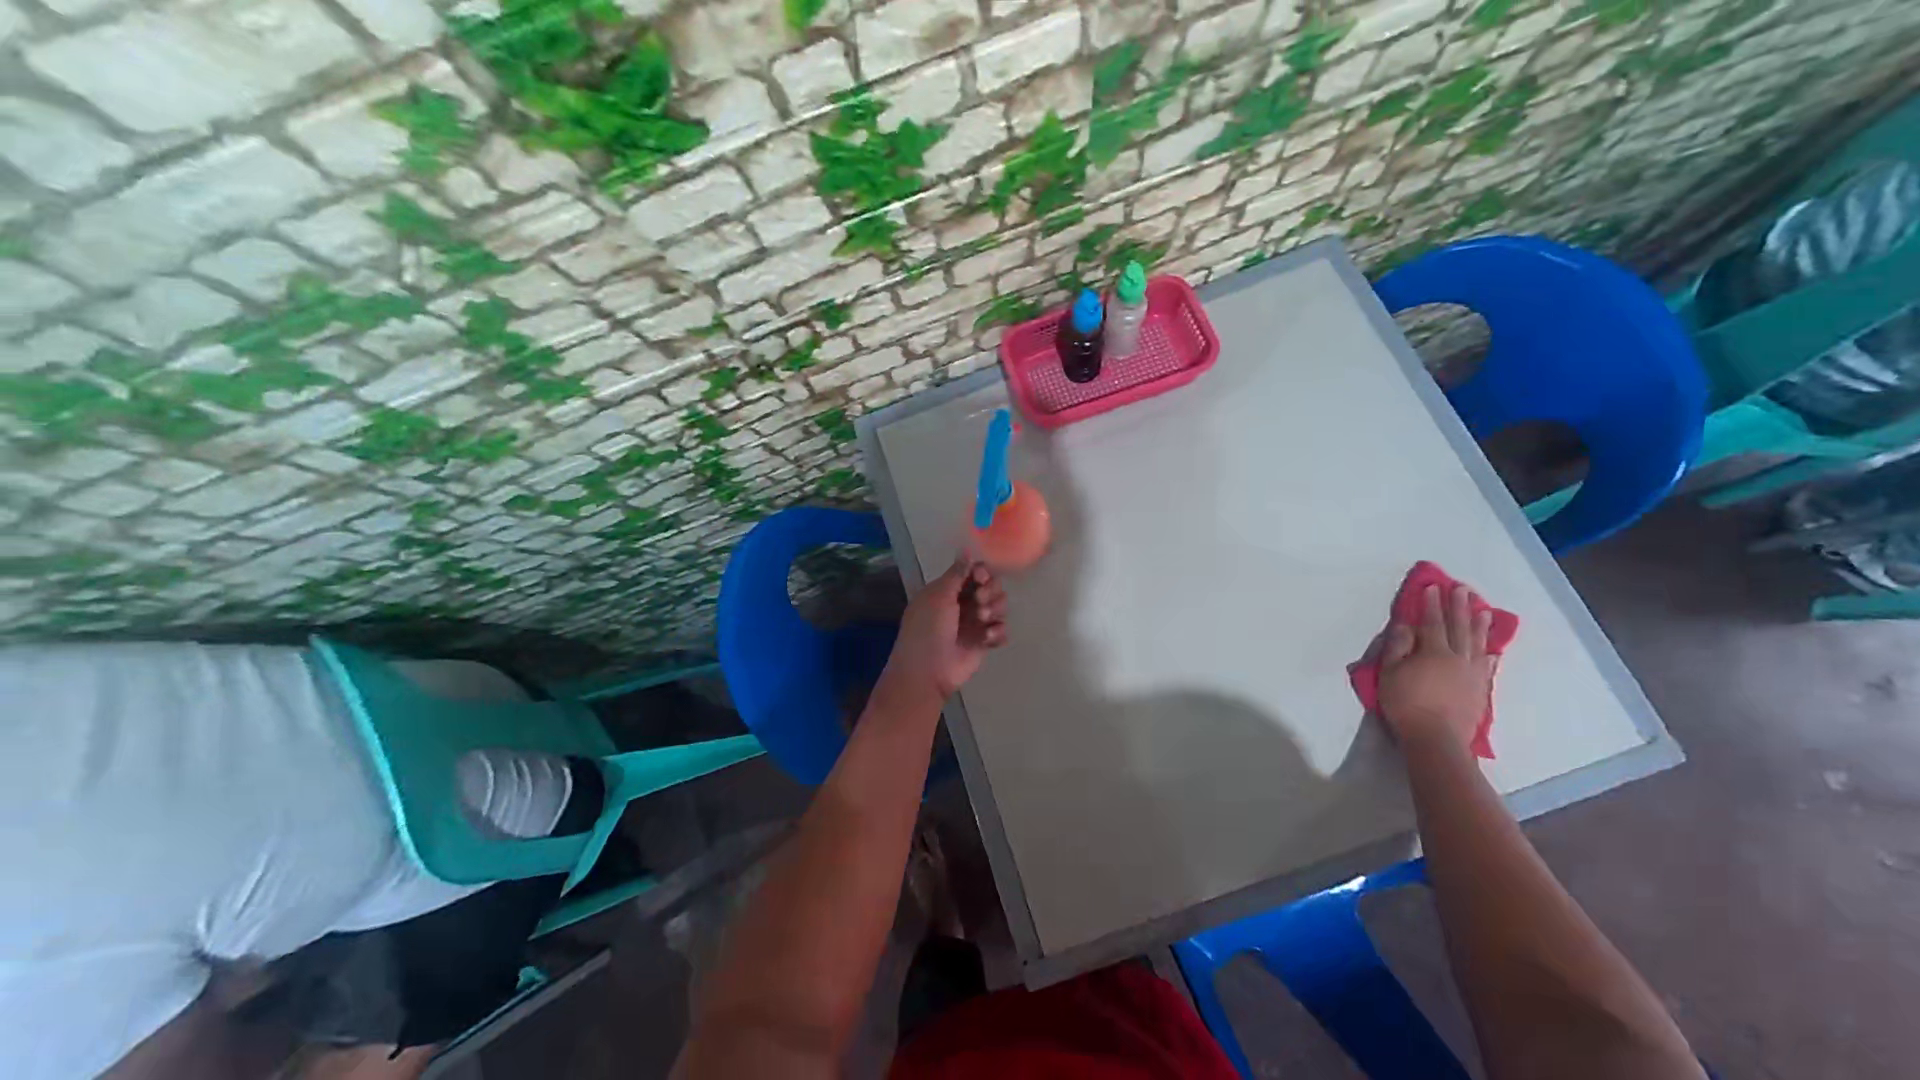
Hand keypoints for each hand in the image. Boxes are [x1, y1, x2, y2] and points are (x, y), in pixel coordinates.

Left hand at [877, 559, 1008, 705]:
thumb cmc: (928, 629)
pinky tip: (987, 638)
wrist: (928, 672)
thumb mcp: (939, 596)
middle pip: (990, 587)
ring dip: (995, 609)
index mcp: (947, 590)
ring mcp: (974, 623)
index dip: (981, 572)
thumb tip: (967, 548)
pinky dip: (997, 632)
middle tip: (979, 601)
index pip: (973, 572)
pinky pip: (1001, 630)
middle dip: (990, 591)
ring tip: (983, 620)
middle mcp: (962, 603)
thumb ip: (957, 573)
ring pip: (999, 606)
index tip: (980, 578)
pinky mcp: (983, 642)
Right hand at [1376, 584, 1494, 753]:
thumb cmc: (1406, 704)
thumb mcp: (1390, 673)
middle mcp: (1458, 658)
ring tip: (1482, 610)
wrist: (1437, 738)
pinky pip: (1487, 667)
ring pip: (1477, 644)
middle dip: (1459, 607)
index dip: (1432, 604)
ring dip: (1479, 625)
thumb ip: (1398, 647)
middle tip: (1463, 589)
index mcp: (1434, 651)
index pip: (1432, 622)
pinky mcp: (1480, 690)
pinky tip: (1491, 650)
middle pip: (1459, 627)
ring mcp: (1472, 674)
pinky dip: (1488, 655)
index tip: (1433, 586)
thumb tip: (1407, 625)